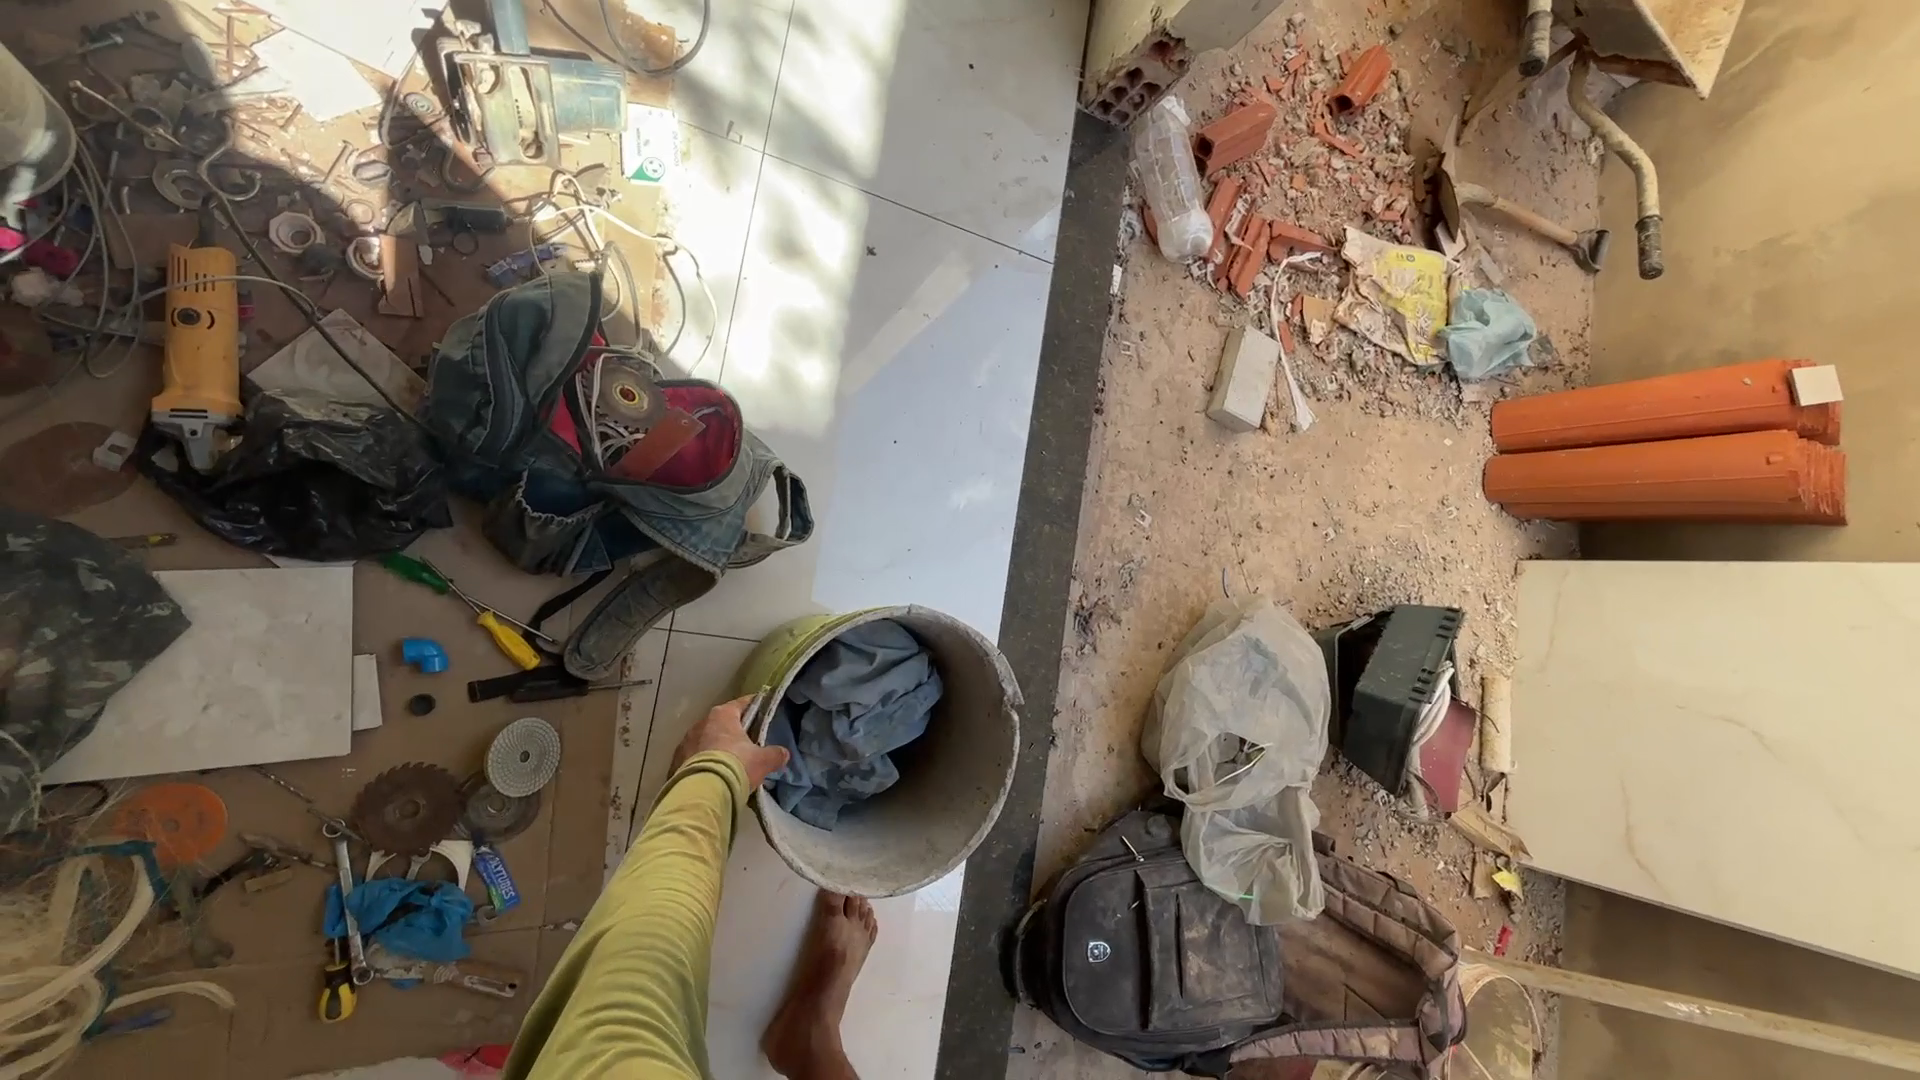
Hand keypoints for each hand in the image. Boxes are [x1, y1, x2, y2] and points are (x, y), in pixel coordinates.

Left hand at [671, 694, 789, 787]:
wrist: (703, 793)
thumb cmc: (736, 765)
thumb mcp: (763, 760)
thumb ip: (775, 754)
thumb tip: (784, 754)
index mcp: (723, 715)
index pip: (742, 703)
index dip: (755, 705)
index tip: (763, 709)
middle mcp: (701, 723)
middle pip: (722, 722)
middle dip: (734, 730)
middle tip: (748, 741)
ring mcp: (685, 743)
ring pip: (706, 740)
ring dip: (716, 747)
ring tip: (729, 761)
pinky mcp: (675, 763)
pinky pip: (694, 758)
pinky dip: (703, 763)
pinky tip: (713, 774)